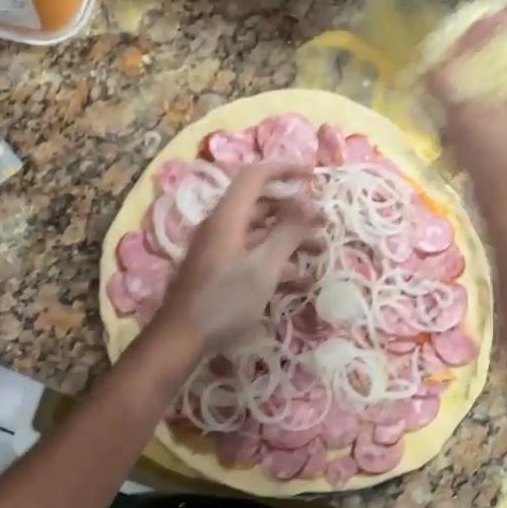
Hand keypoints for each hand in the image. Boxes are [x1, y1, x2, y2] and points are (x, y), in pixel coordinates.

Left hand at [155, 163, 319, 352]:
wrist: (182, 338)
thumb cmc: (224, 300)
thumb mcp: (263, 268)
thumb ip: (287, 234)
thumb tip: (308, 204)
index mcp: (228, 217)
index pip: (255, 176)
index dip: (285, 169)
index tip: (313, 176)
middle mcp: (222, 227)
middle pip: (260, 204)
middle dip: (294, 209)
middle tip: (324, 220)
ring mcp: (220, 250)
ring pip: (259, 232)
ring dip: (290, 237)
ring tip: (320, 249)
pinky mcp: (220, 271)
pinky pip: (252, 255)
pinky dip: (276, 260)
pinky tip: (301, 280)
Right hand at [429, 1, 506, 209]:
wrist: (506, 198)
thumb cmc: (494, 158)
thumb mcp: (465, 116)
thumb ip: (447, 83)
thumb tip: (431, 66)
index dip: (500, 16)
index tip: (472, 33)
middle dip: (491, 33)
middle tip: (460, 45)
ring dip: (488, 53)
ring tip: (458, 62)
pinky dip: (489, 72)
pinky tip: (465, 84)